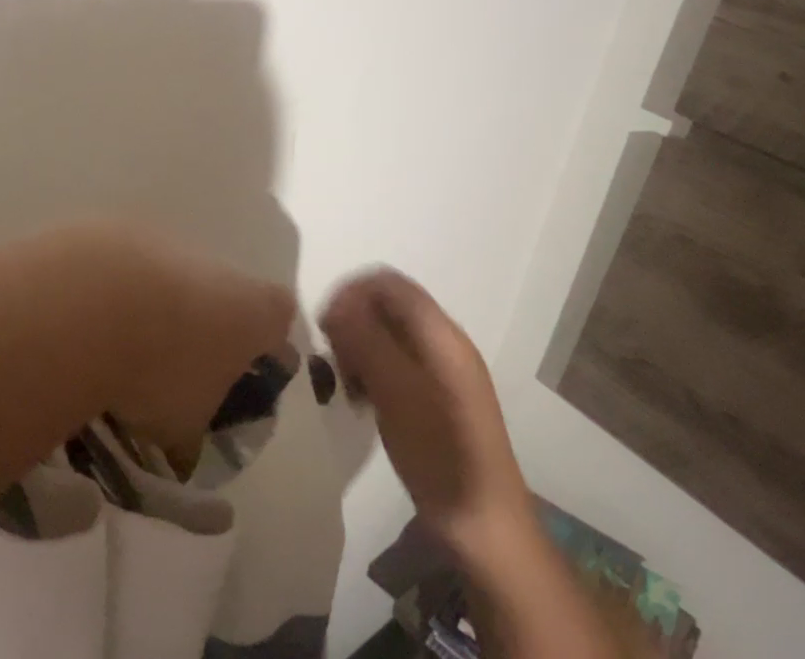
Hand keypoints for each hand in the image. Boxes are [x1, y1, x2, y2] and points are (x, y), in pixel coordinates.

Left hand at [57, 225, 295, 463]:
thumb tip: (182, 445)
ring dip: (149, 306)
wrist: (87, 305)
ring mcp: (163, 242)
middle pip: (220, 293)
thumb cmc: (159, 372)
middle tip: (169, 369)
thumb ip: (193, 429)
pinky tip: (83, 323)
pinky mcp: (113, 230)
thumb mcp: (184, 426)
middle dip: (198, 327)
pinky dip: (107, 292)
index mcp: (254, 309)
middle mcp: (217, 265)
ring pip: (166, 276)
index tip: (239, 375)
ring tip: (116, 347)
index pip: (279, 319)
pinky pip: (120, 268)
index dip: (263, 346)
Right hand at [321, 269, 536, 561]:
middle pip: (387, 306)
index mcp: (441, 336)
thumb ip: (365, 341)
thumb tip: (335, 302)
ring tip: (344, 384)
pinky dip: (371, 371)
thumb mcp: (396, 392)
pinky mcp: (435, 398)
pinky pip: (395, 363)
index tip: (323, 329)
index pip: (388, 282)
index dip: (350, 293)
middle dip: (352, 322)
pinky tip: (361, 402)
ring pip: (387, 335)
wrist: (481, 523)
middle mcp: (444, 344)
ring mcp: (442, 372)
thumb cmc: (438, 453)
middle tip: (331, 361)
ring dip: (358, 348)